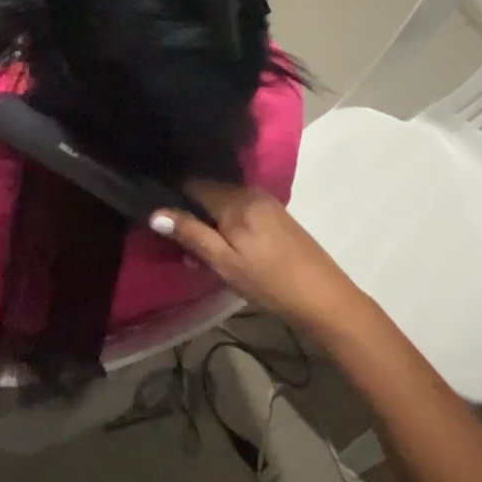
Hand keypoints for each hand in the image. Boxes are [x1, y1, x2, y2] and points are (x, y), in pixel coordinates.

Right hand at [151, 179, 364, 334]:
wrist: (326, 298)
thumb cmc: (270, 282)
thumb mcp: (224, 263)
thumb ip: (191, 234)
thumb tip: (155, 213)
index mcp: (235, 199)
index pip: (192, 182)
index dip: (172, 194)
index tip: (156, 212)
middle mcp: (250, 191)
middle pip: (208, 189)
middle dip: (190, 207)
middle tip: (175, 236)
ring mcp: (266, 202)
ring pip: (224, 199)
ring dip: (209, 216)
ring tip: (197, 242)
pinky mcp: (277, 214)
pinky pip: (240, 207)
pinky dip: (226, 220)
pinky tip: (223, 241)